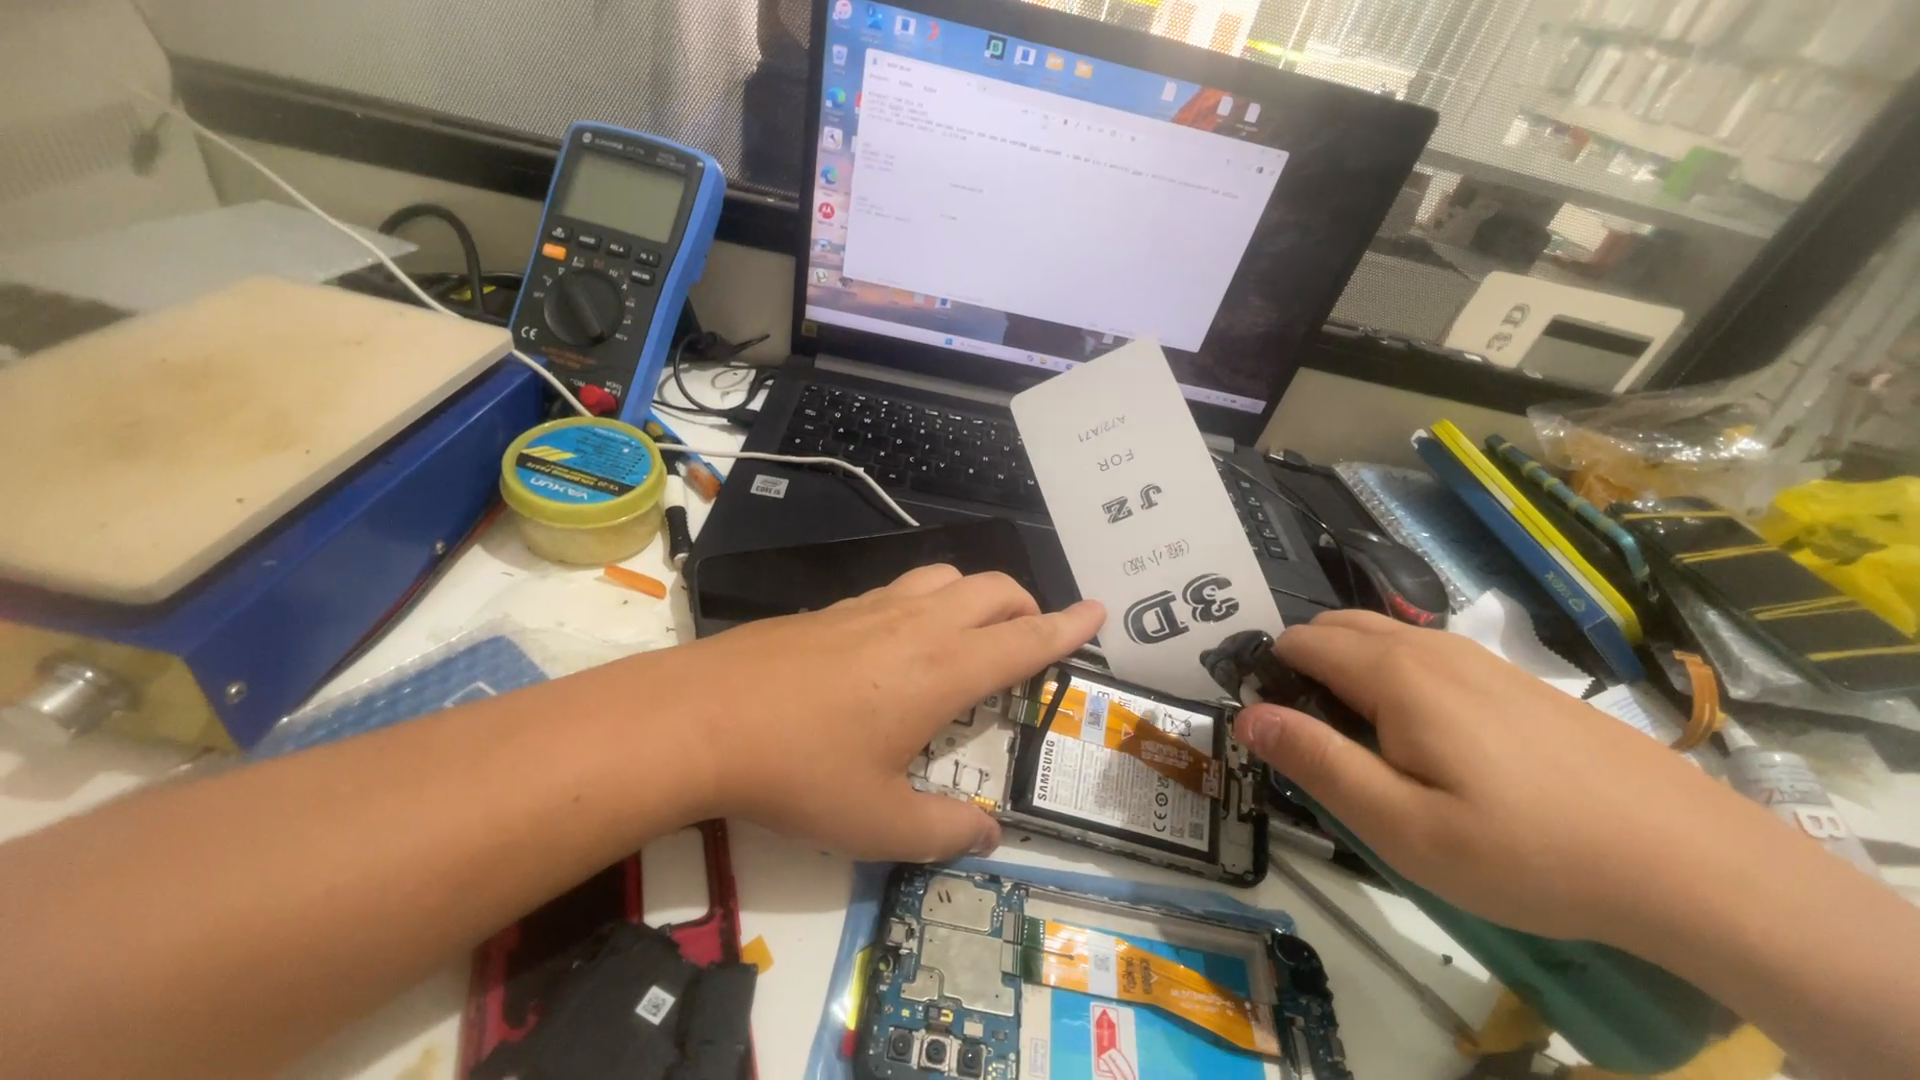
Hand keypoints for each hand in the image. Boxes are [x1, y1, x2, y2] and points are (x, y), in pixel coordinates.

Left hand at [657, 565, 1103, 861]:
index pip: (1024, 641)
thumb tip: (988, 836)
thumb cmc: (799, 772)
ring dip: (977, 596)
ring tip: (974, 632)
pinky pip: (902, 588)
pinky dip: (928, 601)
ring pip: (946, 577)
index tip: (1097, 610)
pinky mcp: (832, 609)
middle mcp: (916, 625)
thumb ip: (943, 831)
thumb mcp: (878, 822)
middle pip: (992, 590)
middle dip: (1027, 606)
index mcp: (942, 671)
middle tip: (1034, 637)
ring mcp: (870, 608)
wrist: (701, 718)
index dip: (1067, 628)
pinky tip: (902, 641)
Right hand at [1233, 610, 1783, 945]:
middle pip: (1339, 627)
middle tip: (1307, 740)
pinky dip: (1394, 676)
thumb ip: (1317, 762)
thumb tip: (1248, 715)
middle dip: (1303, 664)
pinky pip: (1428, 656)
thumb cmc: (1526, 851)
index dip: (1270, 674)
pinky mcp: (1517, 681)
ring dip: (1348, 670)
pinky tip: (1423, 740)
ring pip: (1385, 638)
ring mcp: (1482, 660)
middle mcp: (1434, 648)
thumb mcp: (1401, 825)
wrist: (1688, 861)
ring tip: (1359, 743)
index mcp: (1397, 674)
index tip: (1269, 728)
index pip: (1303, 642)